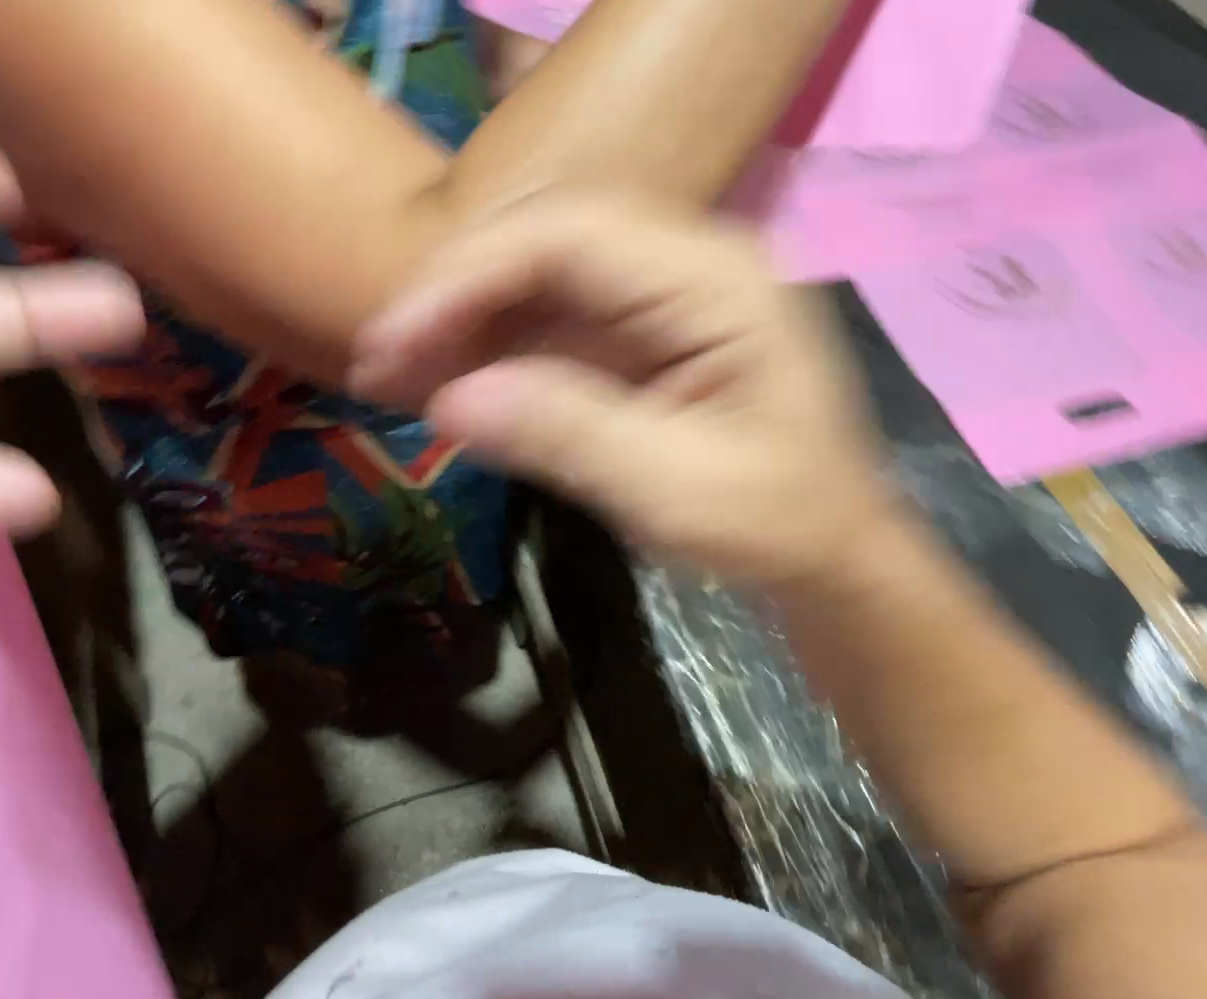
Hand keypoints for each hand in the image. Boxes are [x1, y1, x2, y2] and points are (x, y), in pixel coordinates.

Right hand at [353, 194, 900, 587]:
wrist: (827, 553)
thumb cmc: (774, 522)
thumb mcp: (675, 488)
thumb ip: (566, 434)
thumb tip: (448, 403)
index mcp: (712, 277)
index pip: (565, 237)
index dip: (466, 280)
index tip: (396, 341)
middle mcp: (683, 266)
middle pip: (542, 246)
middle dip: (453, 299)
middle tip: (380, 362)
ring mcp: (660, 299)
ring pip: (537, 284)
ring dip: (463, 327)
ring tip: (395, 379)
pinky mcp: (641, 338)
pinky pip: (552, 328)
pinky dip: (495, 356)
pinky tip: (449, 389)